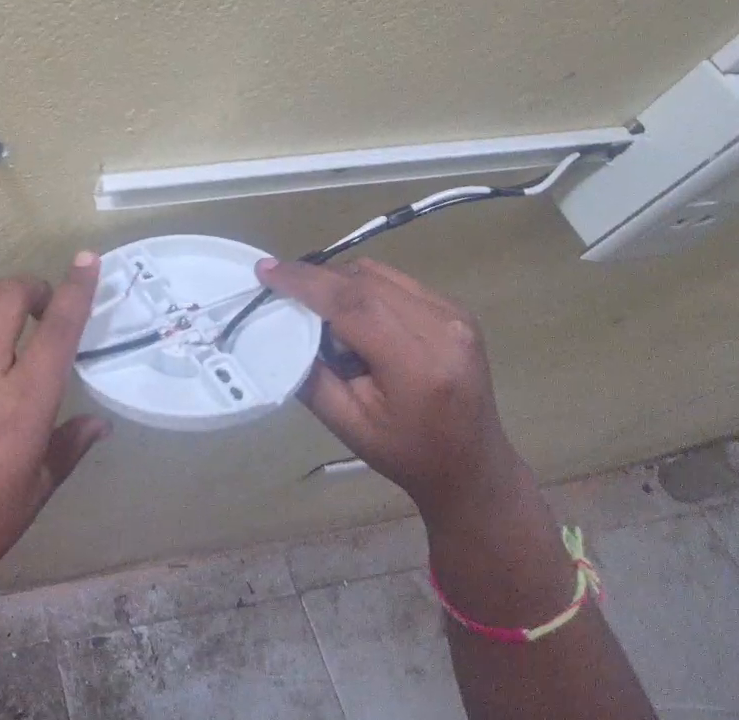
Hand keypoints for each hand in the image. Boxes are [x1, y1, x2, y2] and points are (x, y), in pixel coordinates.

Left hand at [0, 253, 112, 601]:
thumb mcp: (34, 492)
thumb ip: (67, 447)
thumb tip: (96, 423)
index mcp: (21, 401)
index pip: (56, 328)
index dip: (75, 289)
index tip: (86, 261)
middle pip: (5, 298)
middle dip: (30, 288)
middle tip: (43, 311)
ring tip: (1, 382)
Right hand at [256, 257, 521, 515]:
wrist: (473, 466)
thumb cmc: (405, 452)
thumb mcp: (345, 423)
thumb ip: (310, 373)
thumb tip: (279, 325)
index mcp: (418, 365)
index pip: (353, 305)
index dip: (305, 283)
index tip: (266, 272)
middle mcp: (444, 329)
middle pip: (364, 282)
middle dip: (314, 277)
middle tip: (277, 282)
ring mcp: (455, 315)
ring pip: (379, 274)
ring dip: (338, 280)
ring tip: (312, 301)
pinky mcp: (456, 310)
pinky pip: (396, 281)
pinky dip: (363, 286)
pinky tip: (348, 309)